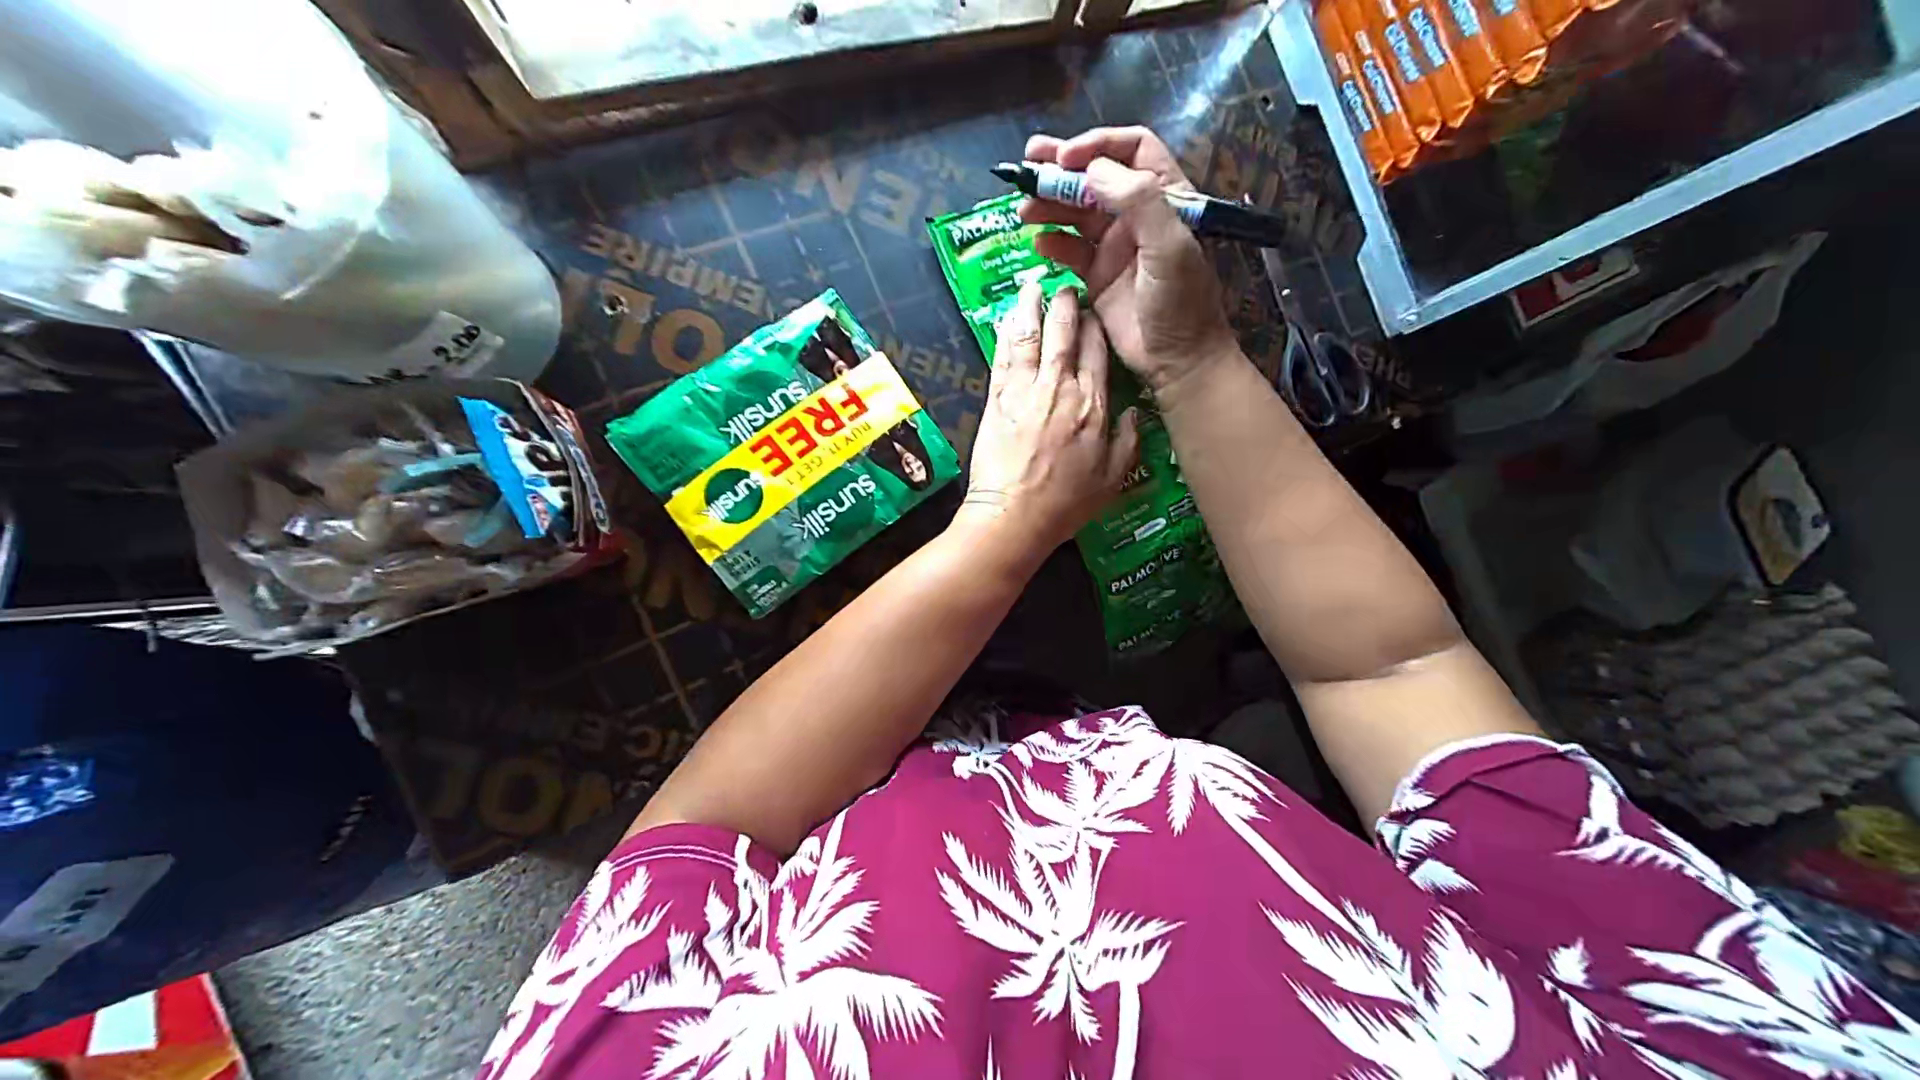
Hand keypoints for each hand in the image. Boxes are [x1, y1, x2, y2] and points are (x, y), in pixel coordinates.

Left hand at [959, 281, 1139, 551]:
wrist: (1013, 516)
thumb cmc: (1065, 503)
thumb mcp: (1112, 479)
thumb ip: (1128, 441)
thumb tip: (1133, 411)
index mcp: (1093, 405)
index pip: (1097, 350)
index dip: (1096, 325)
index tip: (1094, 310)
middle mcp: (1060, 389)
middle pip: (1064, 334)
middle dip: (1066, 304)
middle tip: (1066, 286)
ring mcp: (1025, 391)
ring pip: (1030, 337)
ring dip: (1031, 307)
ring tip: (1033, 284)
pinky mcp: (996, 400)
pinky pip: (1003, 358)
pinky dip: (1005, 334)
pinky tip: (1007, 318)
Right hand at [1020, 126, 1241, 397]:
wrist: (1177, 359)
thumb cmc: (1182, 302)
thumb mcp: (1169, 246)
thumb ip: (1138, 201)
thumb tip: (1093, 170)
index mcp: (1164, 197)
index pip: (1131, 150)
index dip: (1097, 146)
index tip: (1065, 157)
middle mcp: (1136, 215)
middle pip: (1094, 178)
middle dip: (1060, 170)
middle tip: (1026, 166)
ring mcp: (1114, 246)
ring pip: (1076, 213)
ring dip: (1049, 206)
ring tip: (1024, 209)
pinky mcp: (1096, 276)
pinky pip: (1069, 251)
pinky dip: (1052, 244)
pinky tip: (1038, 242)